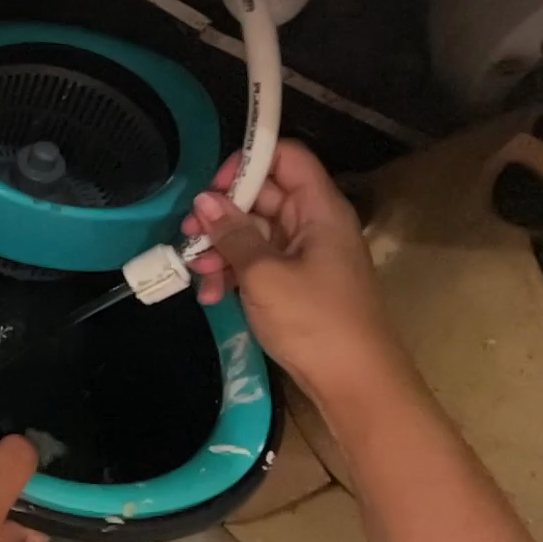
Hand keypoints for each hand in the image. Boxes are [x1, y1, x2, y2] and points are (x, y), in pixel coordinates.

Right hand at [181, 141, 409, 397]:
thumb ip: (233, 234)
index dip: (246, 163)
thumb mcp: (264, 274)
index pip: (285, 157)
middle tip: (188, 235)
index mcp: (319, 211)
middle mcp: (312, 224)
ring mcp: (302, 253)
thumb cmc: (315, 321)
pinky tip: (212, 294)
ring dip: (219, 247)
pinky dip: (230, 271)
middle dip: (220, 212)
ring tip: (198, 272)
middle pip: (261, 194)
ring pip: (251, 230)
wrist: (354, 383)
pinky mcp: (292, 280)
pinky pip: (254, 259)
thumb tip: (204, 200)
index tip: (213, 190)